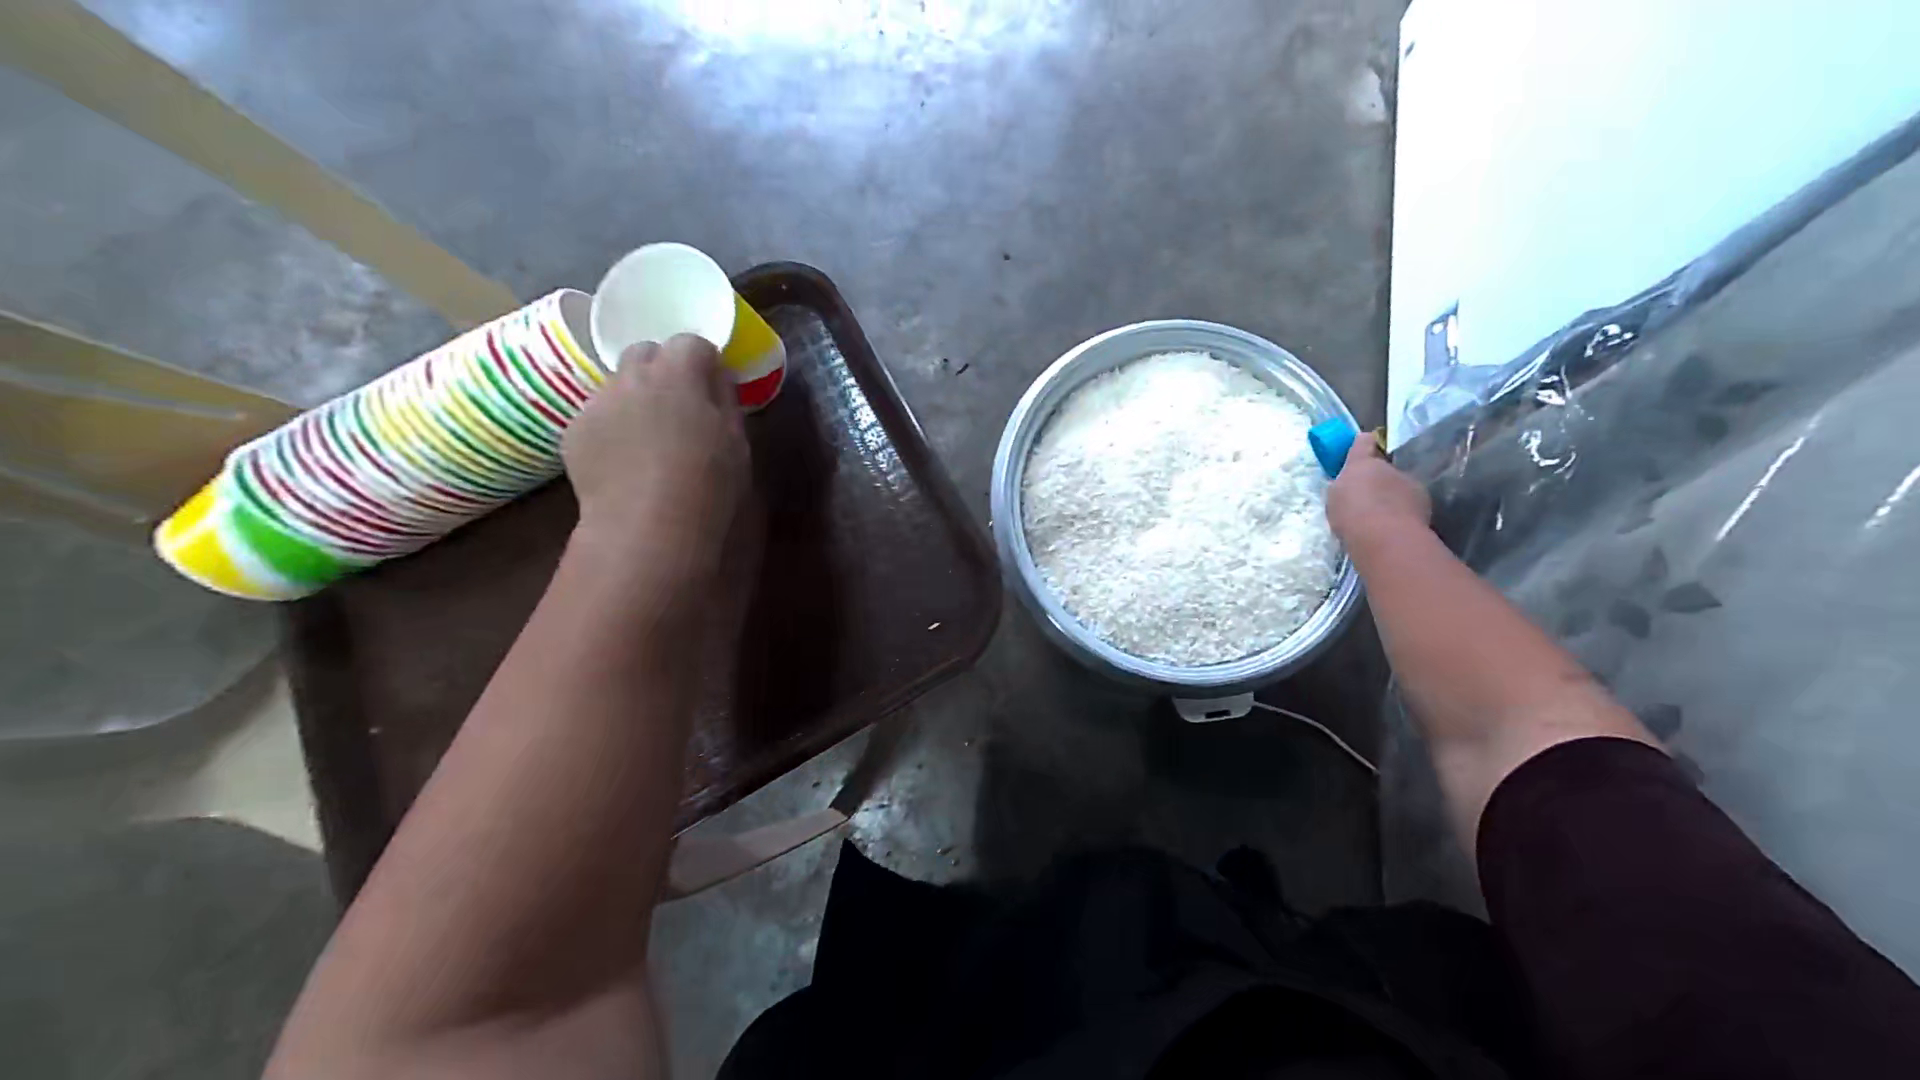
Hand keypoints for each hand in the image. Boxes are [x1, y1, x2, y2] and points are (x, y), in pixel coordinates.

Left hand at [561, 334, 748, 580]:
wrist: (648, 525)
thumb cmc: (708, 483)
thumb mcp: (736, 441)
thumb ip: (725, 400)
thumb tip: (716, 379)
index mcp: (678, 373)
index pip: (692, 342)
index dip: (705, 362)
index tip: (713, 385)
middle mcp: (631, 376)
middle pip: (646, 351)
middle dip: (663, 369)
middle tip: (680, 405)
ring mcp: (597, 401)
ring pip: (618, 384)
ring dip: (636, 397)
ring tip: (650, 438)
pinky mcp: (574, 431)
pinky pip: (598, 415)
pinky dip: (613, 427)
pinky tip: (625, 460)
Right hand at [1326, 436, 1430, 548]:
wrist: (1385, 536)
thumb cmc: (1351, 513)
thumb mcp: (1336, 498)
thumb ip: (1344, 487)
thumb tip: (1352, 486)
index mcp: (1362, 463)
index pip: (1363, 443)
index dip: (1362, 443)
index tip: (1363, 442)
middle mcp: (1389, 468)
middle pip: (1383, 469)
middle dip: (1376, 480)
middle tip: (1366, 498)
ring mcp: (1410, 484)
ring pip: (1399, 487)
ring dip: (1391, 497)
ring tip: (1380, 518)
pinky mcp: (1425, 503)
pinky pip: (1409, 505)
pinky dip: (1403, 513)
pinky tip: (1393, 527)